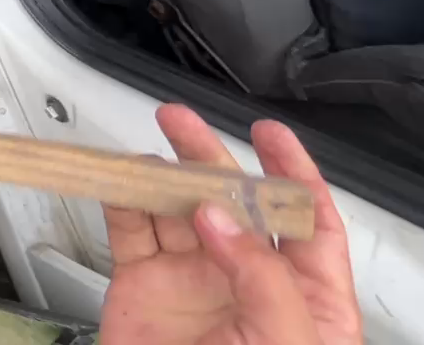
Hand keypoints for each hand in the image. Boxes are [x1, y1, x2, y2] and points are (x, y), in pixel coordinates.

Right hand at [98, 104, 361, 344]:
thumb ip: (262, 282)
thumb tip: (220, 216)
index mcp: (304, 302)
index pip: (309, 226)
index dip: (294, 176)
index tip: (269, 135)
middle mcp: (246, 282)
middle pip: (230, 204)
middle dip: (206, 157)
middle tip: (178, 122)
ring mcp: (191, 279)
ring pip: (173, 208)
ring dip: (156, 176)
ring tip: (141, 156)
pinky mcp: (142, 280)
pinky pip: (128, 227)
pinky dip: (117, 197)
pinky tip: (114, 181)